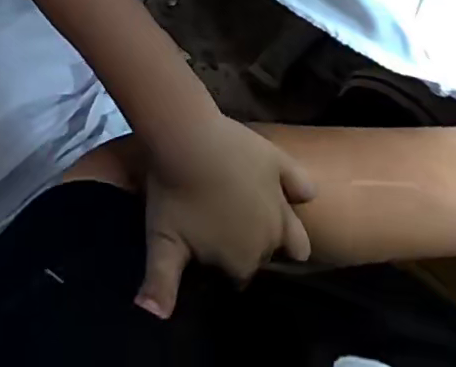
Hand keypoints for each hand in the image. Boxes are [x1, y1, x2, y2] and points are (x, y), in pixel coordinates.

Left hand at [135, 115, 316, 318]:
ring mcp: (279, 200)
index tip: (209, 250)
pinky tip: (295, 190)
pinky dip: (299, 189)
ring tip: (261, 219)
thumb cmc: (175, 193)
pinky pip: (302, 184)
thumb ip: (161, 284)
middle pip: (265, 251)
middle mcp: (269, 236)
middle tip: (225, 225)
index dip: (224, 264)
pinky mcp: (281, 165)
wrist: (188, 138)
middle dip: (250, 245)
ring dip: (282, 230)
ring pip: (294, 229)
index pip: (239, 275)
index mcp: (243, 259)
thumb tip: (152, 317)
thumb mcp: (162, 241)